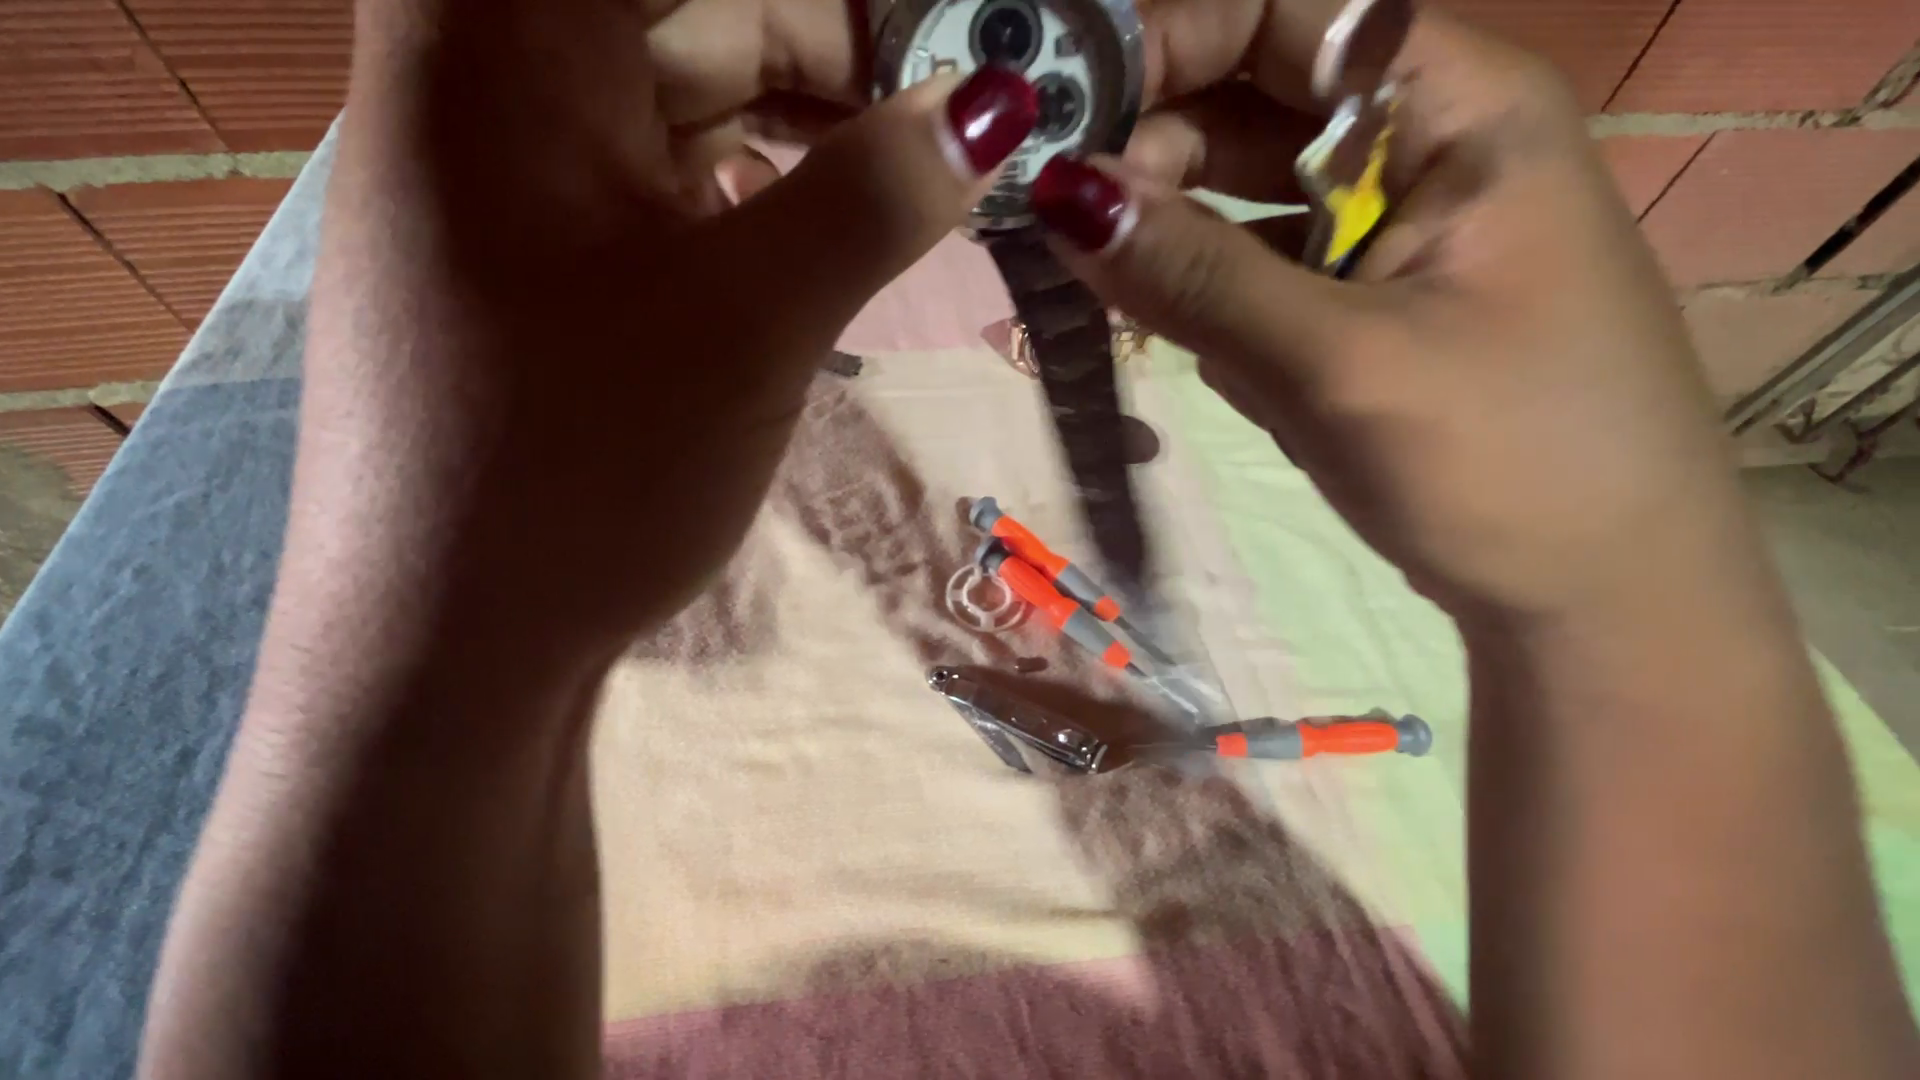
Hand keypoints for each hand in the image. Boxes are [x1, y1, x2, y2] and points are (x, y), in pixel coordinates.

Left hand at [306, 0, 1039, 653]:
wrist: (450, 643)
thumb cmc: (585, 467)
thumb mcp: (752, 320)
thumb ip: (876, 192)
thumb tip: (996, 100)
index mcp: (500, 35)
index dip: (847, 9)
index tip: (950, 44)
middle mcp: (476, 72)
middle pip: (692, 11)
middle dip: (834, 53)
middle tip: (950, 113)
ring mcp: (497, 169)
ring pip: (678, 93)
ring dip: (798, 125)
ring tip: (904, 171)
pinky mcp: (527, 250)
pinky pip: (654, 174)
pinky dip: (742, 187)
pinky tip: (806, 226)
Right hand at [1030, 9, 1743, 622]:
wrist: (1597, 594)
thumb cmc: (1506, 463)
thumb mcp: (1338, 362)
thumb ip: (1196, 274)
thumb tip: (1059, 195)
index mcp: (1456, 110)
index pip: (1287, 14)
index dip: (1170, 40)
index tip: (1063, 115)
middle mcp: (1418, 152)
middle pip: (1252, 107)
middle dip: (1154, 157)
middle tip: (1067, 230)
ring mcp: (1386, 239)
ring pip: (1241, 202)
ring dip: (1170, 240)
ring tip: (1104, 291)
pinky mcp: (1361, 312)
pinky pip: (1255, 278)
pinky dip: (1205, 303)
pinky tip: (1183, 345)